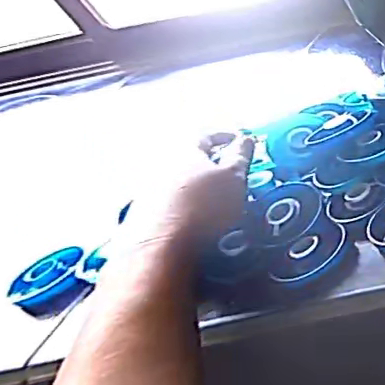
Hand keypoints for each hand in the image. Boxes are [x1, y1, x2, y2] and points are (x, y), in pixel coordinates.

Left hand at [121, 131, 256, 257]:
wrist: (159, 247)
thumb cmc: (205, 205)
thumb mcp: (234, 176)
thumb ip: (241, 155)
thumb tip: (246, 138)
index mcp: (185, 152)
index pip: (207, 136)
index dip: (225, 136)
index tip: (239, 140)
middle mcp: (161, 166)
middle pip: (189, 159)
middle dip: (210, 163)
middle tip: (231, 171)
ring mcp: (146, 192)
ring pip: (178, 181)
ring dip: (196, 185)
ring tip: (216, 198)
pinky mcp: (139, 215)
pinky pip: (167, 202)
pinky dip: (184, 204)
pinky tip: (196, 217)